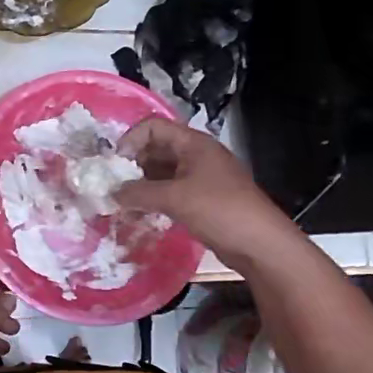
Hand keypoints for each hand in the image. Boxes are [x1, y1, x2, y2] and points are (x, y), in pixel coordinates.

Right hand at [114, 116, 300, 260]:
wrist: (261, 245)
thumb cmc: (219, 210)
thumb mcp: (174, 198)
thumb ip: (138, 193)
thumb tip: (111, 194)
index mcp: (194, 144)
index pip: (153, 127)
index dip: (131, 140)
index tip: (114, 165)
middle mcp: (196, 156)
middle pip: (155, 149)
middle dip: (131, 165)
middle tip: (112, 186)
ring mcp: (200, 178)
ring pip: (161, 173)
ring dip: (139, 185)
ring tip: (120, 203)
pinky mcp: (201, 199)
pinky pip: (169, 192)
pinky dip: (152, 199)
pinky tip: (138, 214)